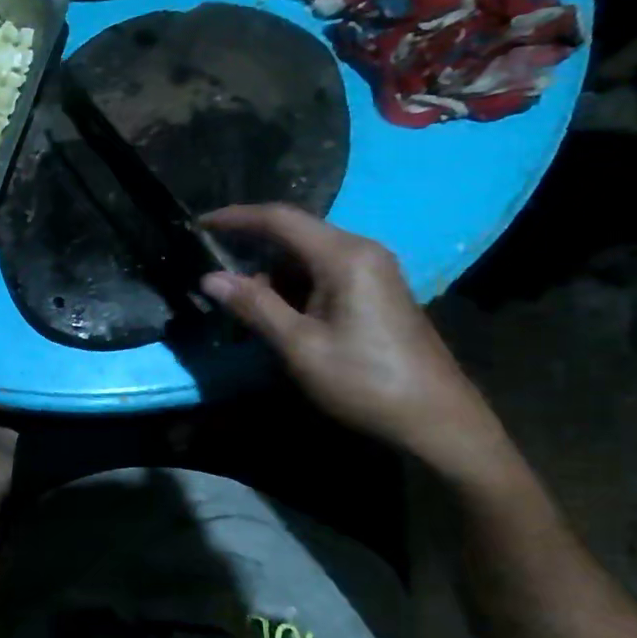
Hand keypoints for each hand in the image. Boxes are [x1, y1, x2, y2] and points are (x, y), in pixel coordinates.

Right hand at [199, 204, 499, 460]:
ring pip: (305, 254)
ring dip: (268, 269)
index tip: (198, 224)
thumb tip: (209, 278)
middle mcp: (360, 251)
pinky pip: (321, 271)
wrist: (437, 420)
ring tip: (235, 296)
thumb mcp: (300, 346)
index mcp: (344, 256)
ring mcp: (372, 270)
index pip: (280, 219)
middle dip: (249, 245)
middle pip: (293, 232)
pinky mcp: (374, 290)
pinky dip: (290, 283)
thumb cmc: (364, 381)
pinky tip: (272, 309)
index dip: (236, 217)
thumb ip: (254, 306)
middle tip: (210, 266)